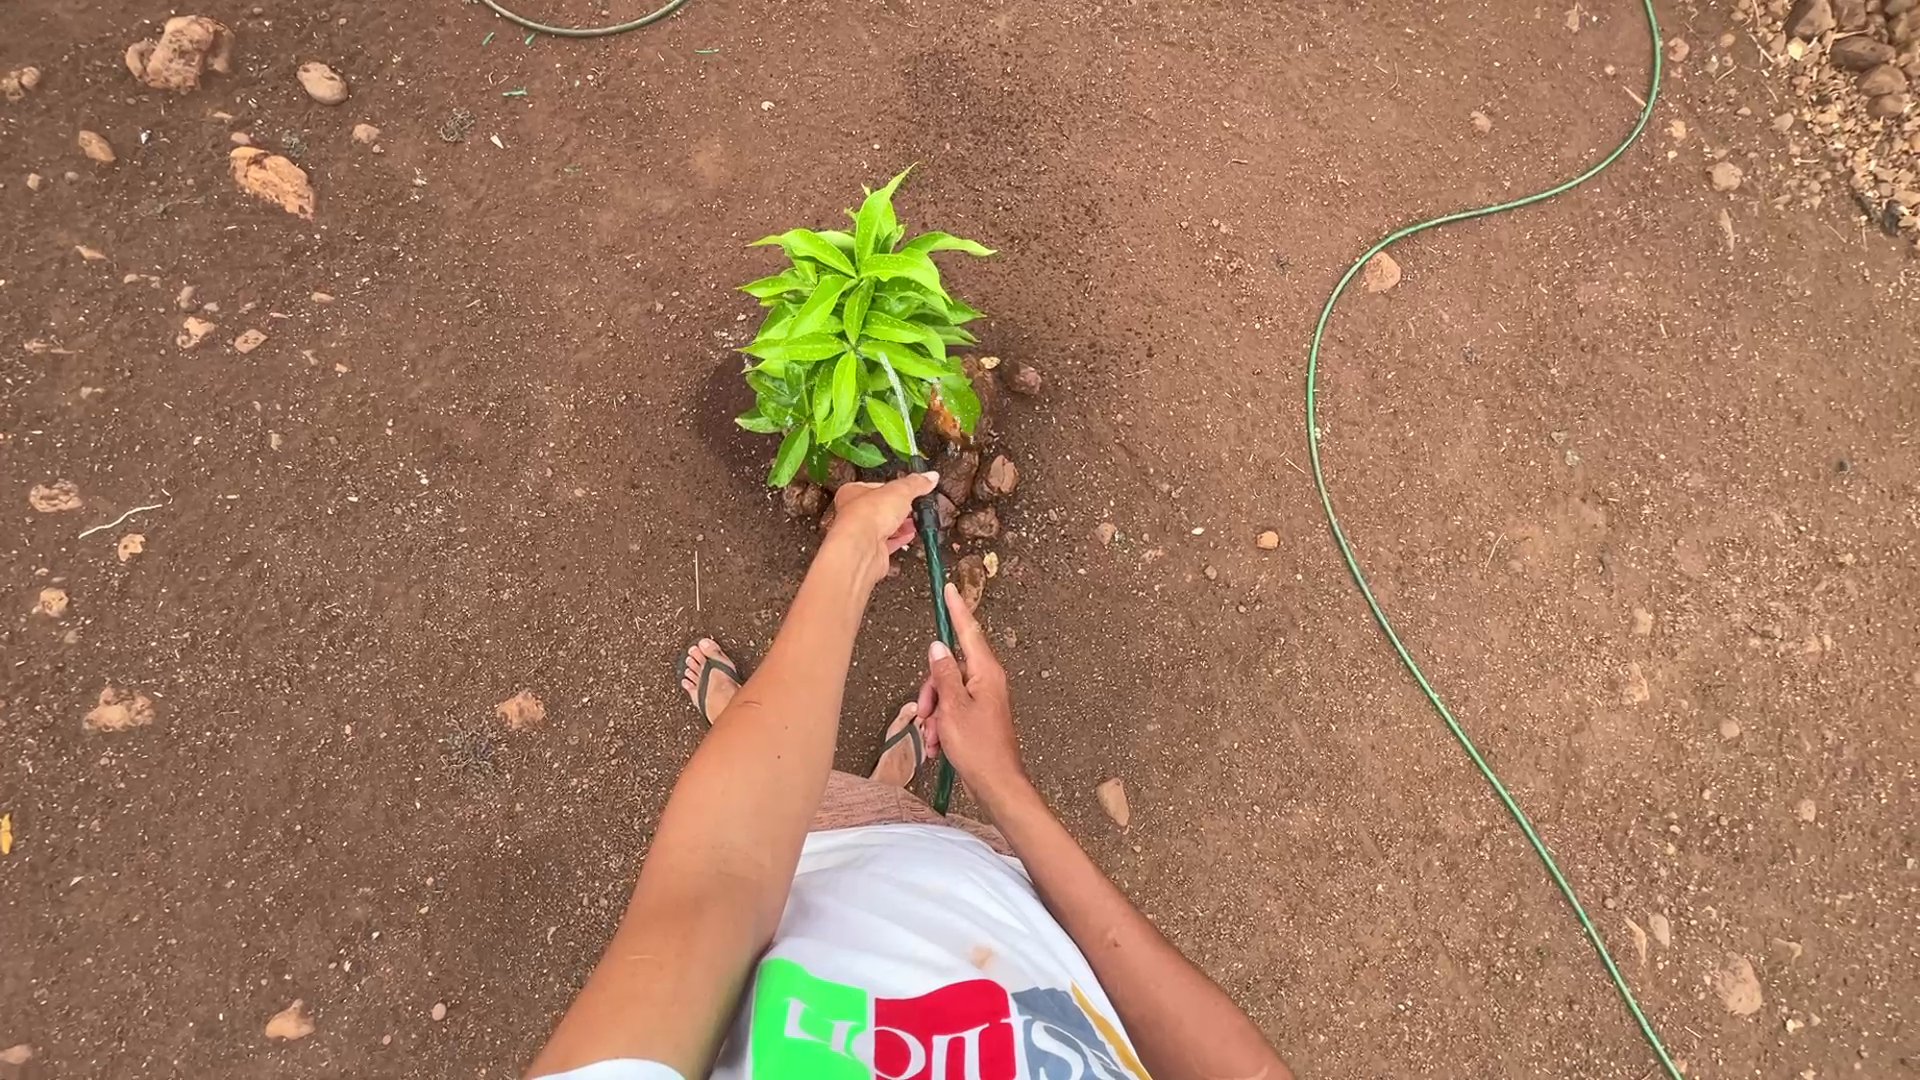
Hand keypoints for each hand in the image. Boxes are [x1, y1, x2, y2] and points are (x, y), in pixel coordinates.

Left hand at [822, 471, 937, 583]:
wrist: (862, 547)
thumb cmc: (868, 515)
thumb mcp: (900, 491)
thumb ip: (916, 484)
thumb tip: (929, 477)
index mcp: (854, 492)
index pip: (877, 486)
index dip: (895, 488)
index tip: (910, 488)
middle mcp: (855, 514)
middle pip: (882, 508)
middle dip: (899, 508)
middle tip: (915, 506)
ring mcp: (864, 534)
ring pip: (885, 527)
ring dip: (901, 524)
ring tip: (916, 520)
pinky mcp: (873, 551)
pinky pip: (889, 544)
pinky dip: (900, 539)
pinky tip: (909, 535)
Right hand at [917, 582, 1027, 798]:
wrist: (997, 785)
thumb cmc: (979, 748)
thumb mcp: (953, 707)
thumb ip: (943, 674)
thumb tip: (938, 647)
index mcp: (985, 672)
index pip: (968, 631)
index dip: (956, 609)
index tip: (949, 588)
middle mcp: (987, 681)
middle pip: (948, 667)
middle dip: (930, 690)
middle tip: (924, 713)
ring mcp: (983, 699)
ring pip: (947, 691)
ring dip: (934, 713)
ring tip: (934, 736)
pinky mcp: (979, 717)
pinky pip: (953, 711)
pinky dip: (942, 725)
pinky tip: (939, 746)